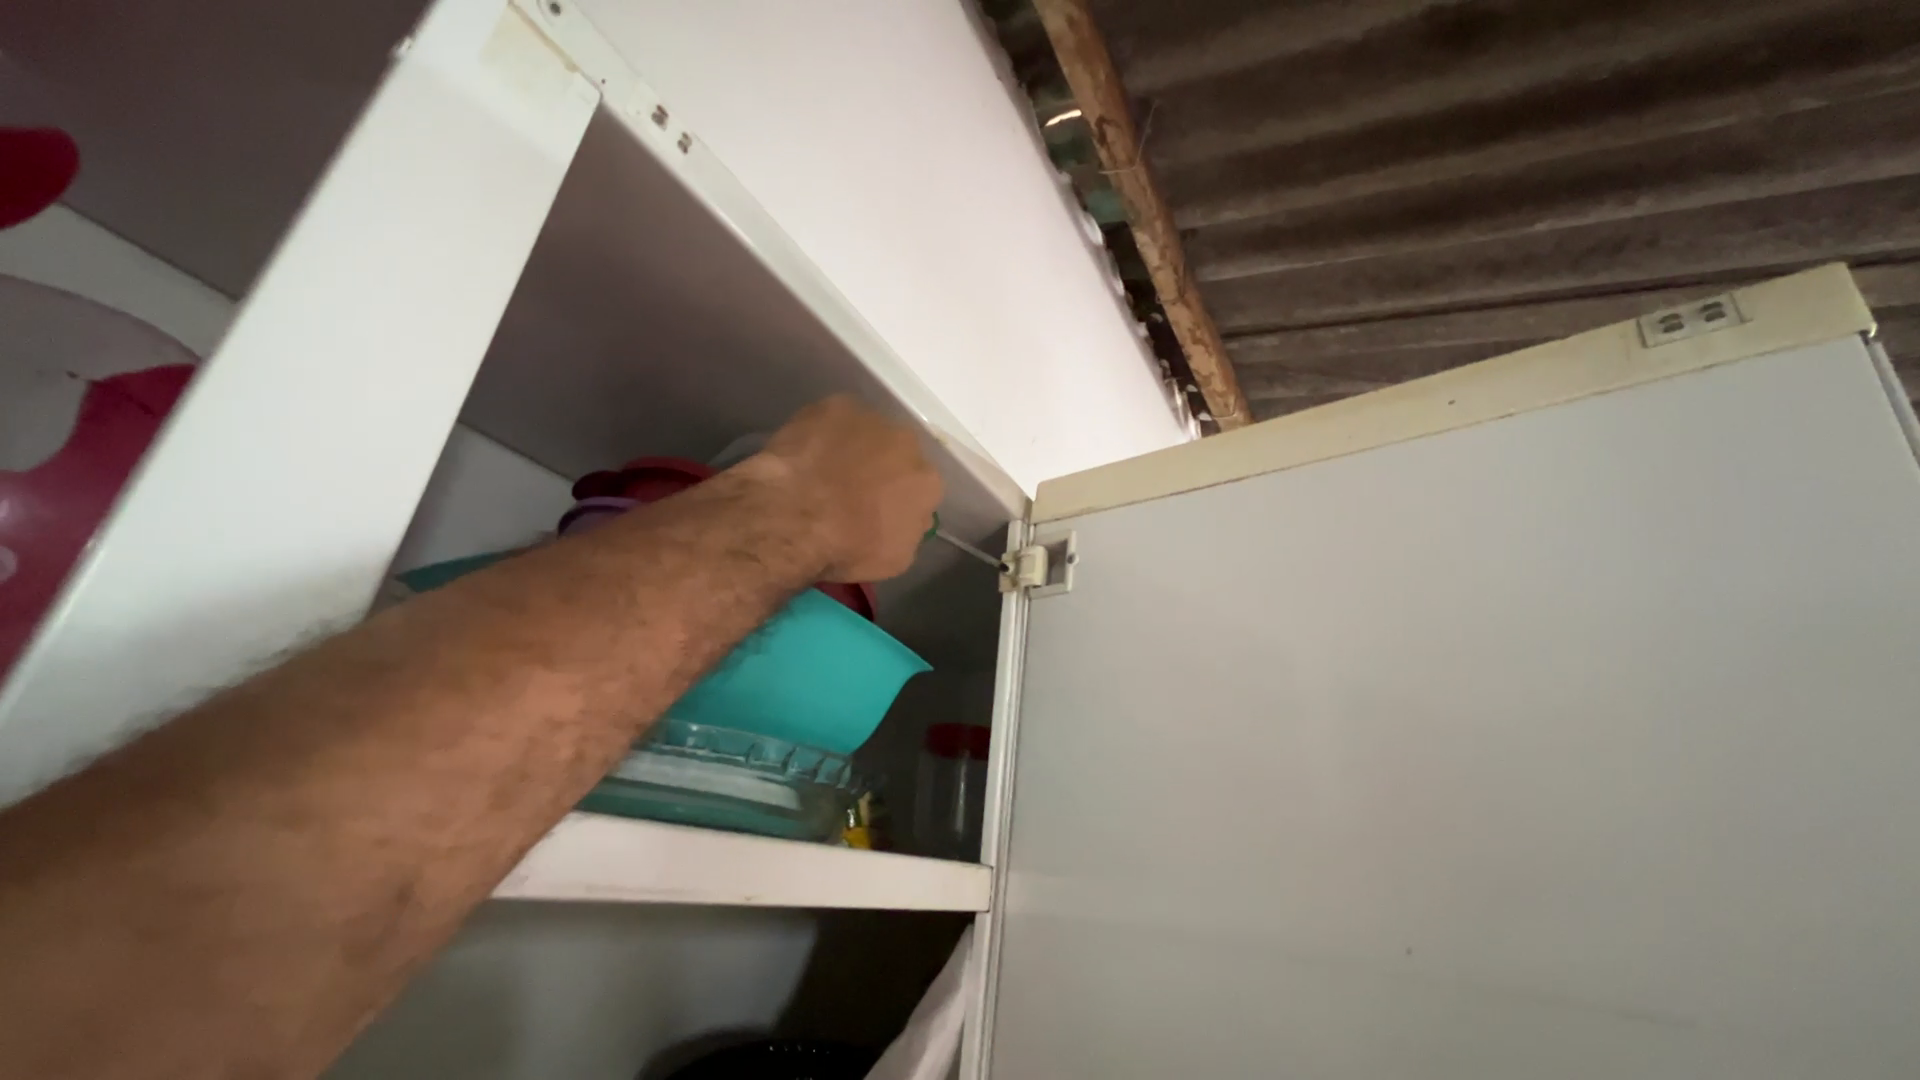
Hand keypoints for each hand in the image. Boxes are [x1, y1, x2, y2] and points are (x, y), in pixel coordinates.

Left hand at [740, 396, 942, 582]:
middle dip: (881, 467)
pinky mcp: (835, 405)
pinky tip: (806, 452)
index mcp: (927, 482)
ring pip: (867, 432)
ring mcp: (871, 419)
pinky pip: (834, 419)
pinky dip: (824, 432)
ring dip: (854, 446)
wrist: (795, 517)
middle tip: (851, 488)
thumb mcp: (894, 559)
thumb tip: (902, 518)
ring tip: (824, 469)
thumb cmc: (847, 547)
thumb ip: (907, 530)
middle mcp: (907, 443)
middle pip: (898, 453)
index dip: (898, 499)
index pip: (920, 488)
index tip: (878, 510)